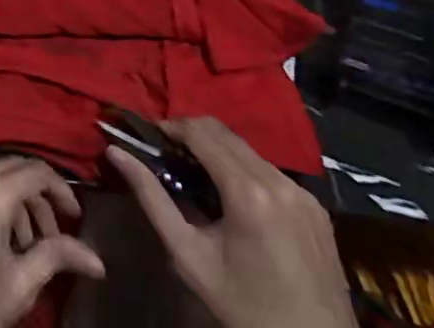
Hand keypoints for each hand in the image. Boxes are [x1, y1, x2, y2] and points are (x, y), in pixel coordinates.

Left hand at [0, 157, 105, 327]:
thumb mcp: (18, 286)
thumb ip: (56, 258)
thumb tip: (97, 261)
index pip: (37, 172)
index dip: (62, 191)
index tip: (76, 217)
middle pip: (17, 168)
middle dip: (40, 196)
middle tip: (54, 234)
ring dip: (17, 201)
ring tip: (27, 246)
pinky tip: (0, 240)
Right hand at [106, 117, 354, 327]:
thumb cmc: (244, 307)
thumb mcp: (190, 257)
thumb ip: (152, 200)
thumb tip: (117, 154)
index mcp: (248, 191)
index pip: (202, 131)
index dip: (172, 126)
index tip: (149, 136)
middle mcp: (279, 179)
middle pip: (225, 133)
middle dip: (192, 134)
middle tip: (167, 153)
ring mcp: (302, 191)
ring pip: (249, 150)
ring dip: (219, 152)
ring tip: (196, 177)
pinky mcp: (316, 205)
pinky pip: (272, 172)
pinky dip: (245, 172)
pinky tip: (234, 201)